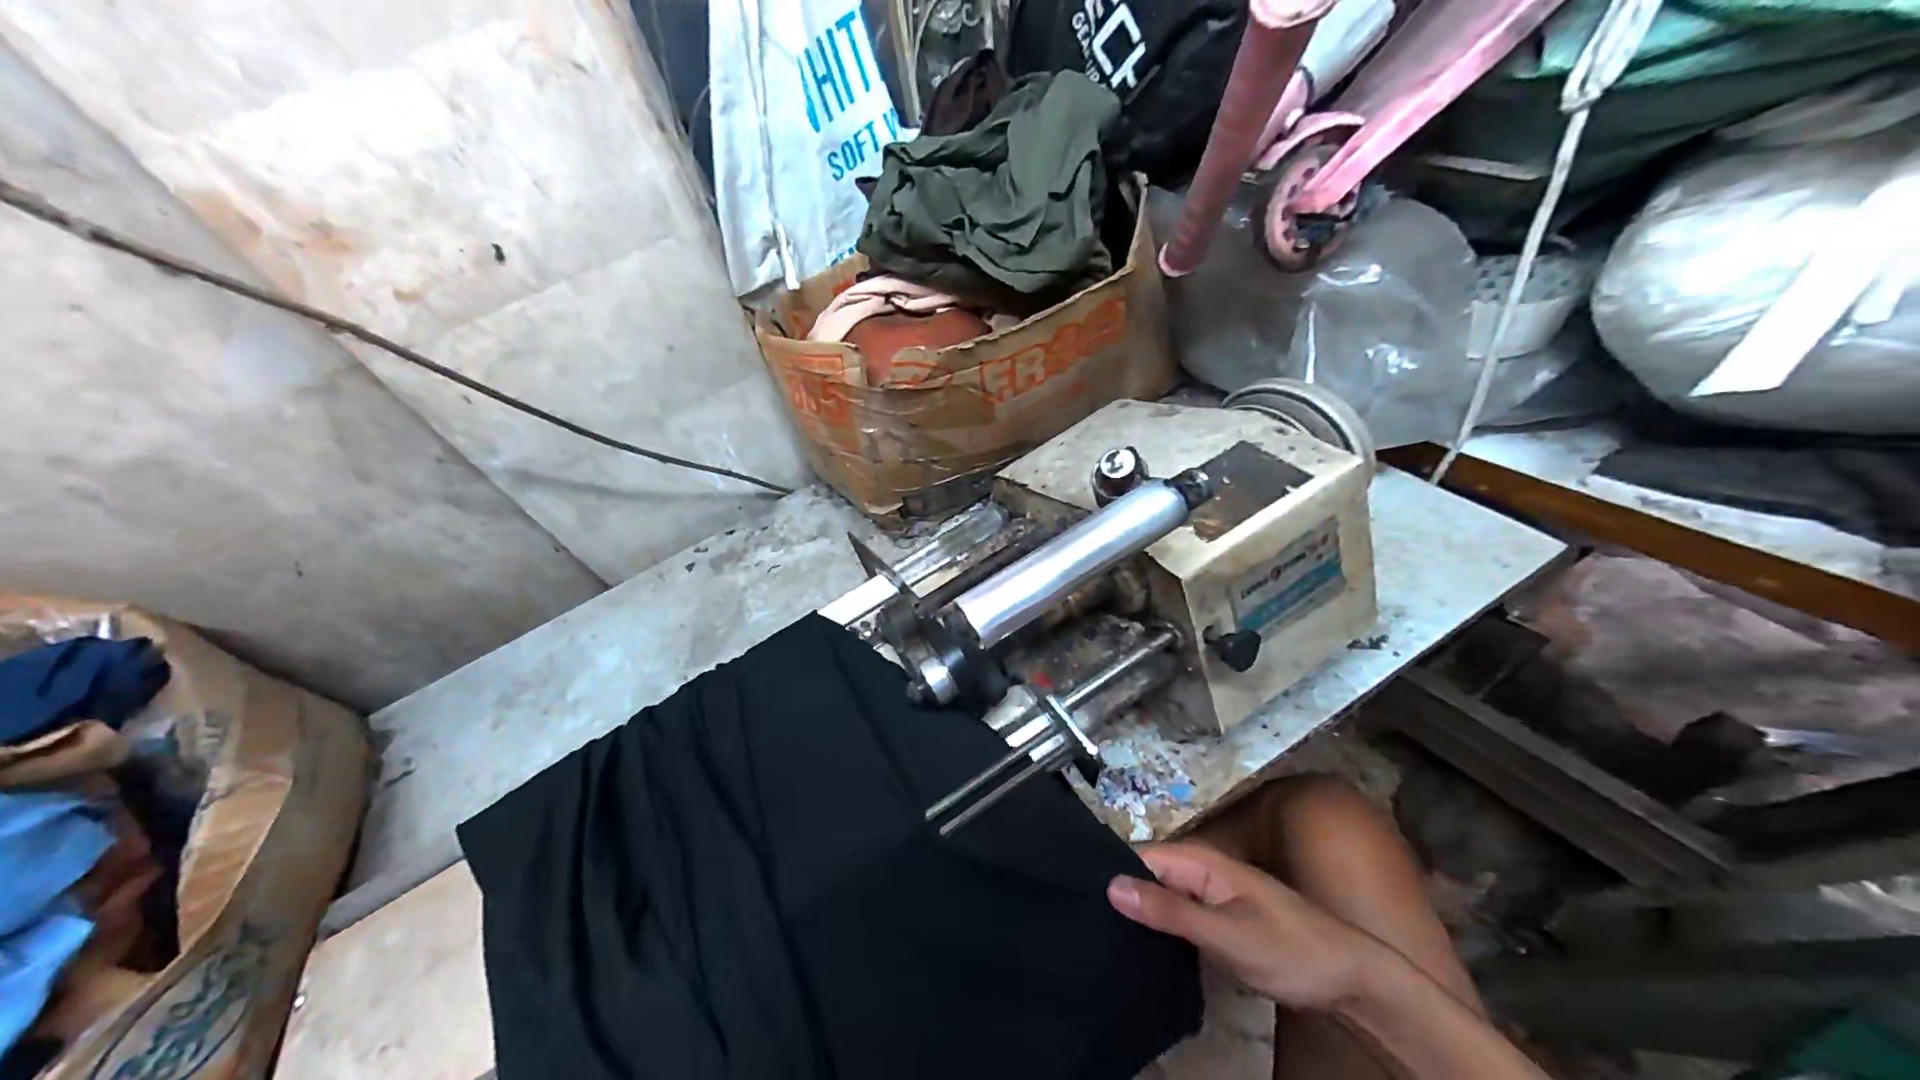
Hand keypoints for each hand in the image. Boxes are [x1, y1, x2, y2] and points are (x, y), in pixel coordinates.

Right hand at [1107, 841, 1392, 1010]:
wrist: (1352, 981)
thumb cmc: (1290, 950)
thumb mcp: (1225, 934)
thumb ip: (1169, 910)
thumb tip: (1112, 885)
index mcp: (1201, 861)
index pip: (1140, 854)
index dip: (1108, 869)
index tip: (1075, 891)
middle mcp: (1201, 871)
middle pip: (1147, 873)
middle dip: (1118, 890)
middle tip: (1080, 916)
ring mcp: (1209, 897)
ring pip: (1160, 895)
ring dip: (1136, 910)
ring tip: (1095, 930)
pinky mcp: (1215, 921)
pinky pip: (1175, 915)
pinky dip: (1156, 926)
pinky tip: (1135, 946)